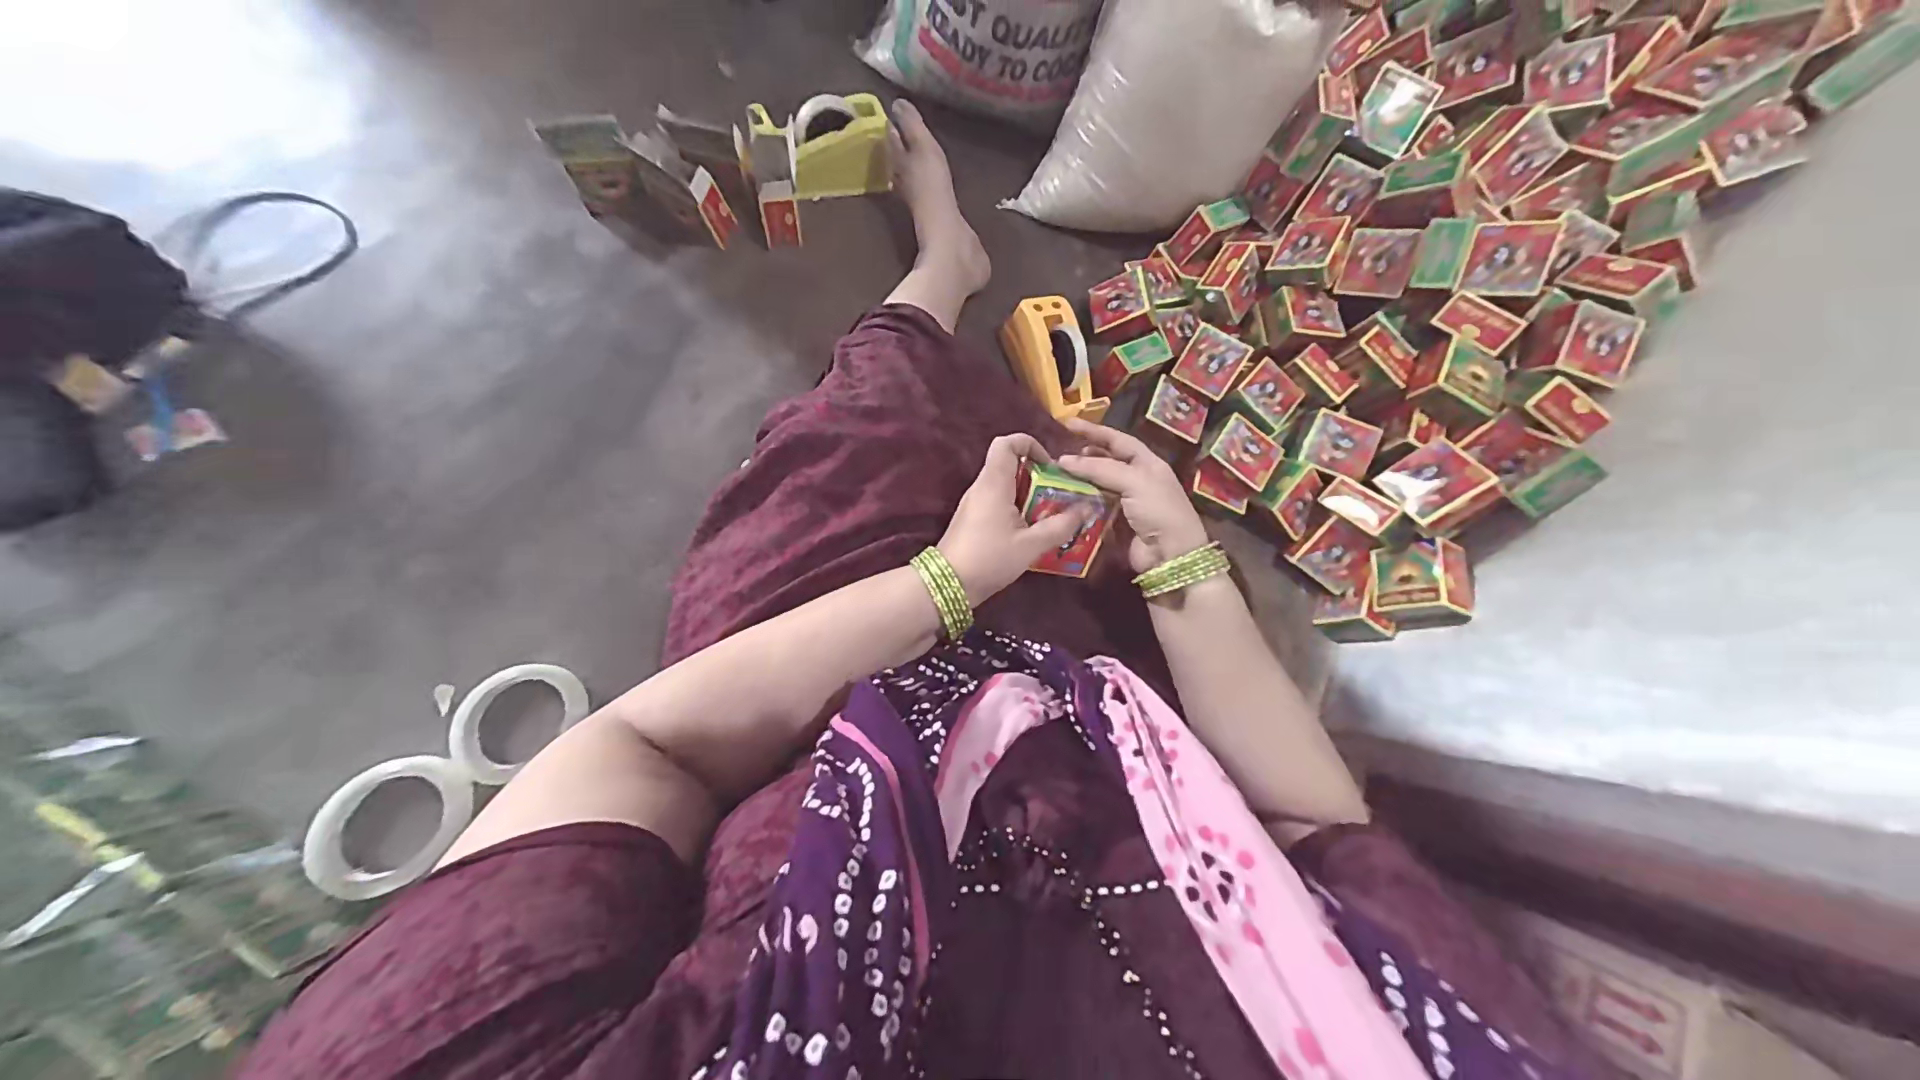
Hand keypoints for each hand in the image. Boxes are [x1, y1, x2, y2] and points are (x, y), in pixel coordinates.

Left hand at [937, 434, 1088, 604]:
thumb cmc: (989, 559)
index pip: (1007, 443)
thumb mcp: (1031, 545)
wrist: (948, 584)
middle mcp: (982, 487)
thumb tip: (1086, 508)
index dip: (1030, 445)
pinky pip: (998, 502)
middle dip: (1037, 476)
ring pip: (1005, 486)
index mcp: (993, 483)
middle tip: (1058, 497)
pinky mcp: (973, 519)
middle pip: (1010, 465)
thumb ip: (1061, 525)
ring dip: (1029, 496)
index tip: (1050, 466)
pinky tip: (1030, 532)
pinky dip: (1017, 509)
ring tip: (1049, 517)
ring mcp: (974, 503)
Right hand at [1056, 418, 1210, 574]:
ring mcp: (1129, 502)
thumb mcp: (1133, 481)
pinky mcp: (1119, 523)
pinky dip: (1083, 501)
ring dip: (1082, 479)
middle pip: (1109, 461)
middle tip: (1061, 454)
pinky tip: (1067, 499)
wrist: (1171, 555)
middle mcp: (1140, 479)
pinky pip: (1097, 506)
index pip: (1119, 440)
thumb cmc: (1158, 510)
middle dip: (1086, 455)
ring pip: (1100, 484)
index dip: (1095, 431)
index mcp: (1149, 463)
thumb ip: (1099, 468)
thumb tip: (1064, 460)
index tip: (1068, 424)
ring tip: (1060, 475)